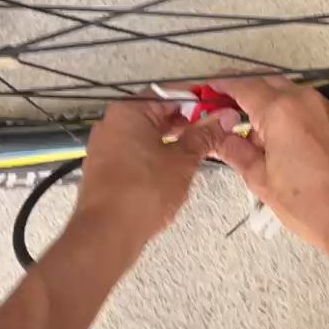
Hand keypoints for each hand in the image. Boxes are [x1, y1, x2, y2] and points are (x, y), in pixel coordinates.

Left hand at [72, 100, 232, 247]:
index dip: (197, 99)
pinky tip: (173, 169)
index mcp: (129, 111)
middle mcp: (112, 122)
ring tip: (197, 151)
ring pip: (145, 132)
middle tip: (212, 131)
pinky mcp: (104, 168)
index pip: (169, 92)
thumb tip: (224, 117)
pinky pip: (134, 150)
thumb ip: (204, 135)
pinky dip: (154, 153)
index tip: (217, 108)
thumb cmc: (143, 192)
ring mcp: (105, 146)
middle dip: (186, 120)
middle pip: (155, 111)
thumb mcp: (183, 160)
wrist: (105, 236)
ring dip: (172, 138)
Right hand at [206, 74, 328, 252]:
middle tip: (219, 105)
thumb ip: (235, 151)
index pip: (243, 86)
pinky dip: (280, 107)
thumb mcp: (260, 178)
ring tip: (241, 124)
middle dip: (240, 90)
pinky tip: (268, 132)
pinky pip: (297, 100)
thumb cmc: (307, 201)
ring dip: (261, 98)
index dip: (221, 85)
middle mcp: (301, 99)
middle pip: (263, 81)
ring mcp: (318, 106)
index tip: (207, 87)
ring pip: (281, 89)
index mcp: (280, 109)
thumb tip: (219, 139)